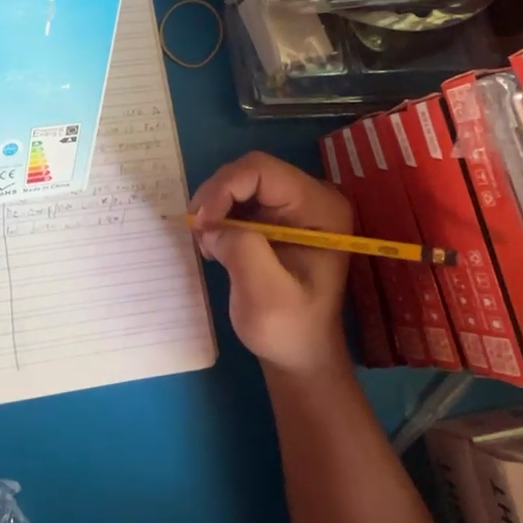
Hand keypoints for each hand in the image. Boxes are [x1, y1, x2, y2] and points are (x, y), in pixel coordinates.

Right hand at [189, 152, 355, 378]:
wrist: (296, 353)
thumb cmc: (288, 329)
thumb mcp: (266, 296)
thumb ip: (244, 251)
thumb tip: (213, 226)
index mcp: (320, 208)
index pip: (261, 170)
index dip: (224, 188)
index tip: (204, 225)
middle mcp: (310, 197)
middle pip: (247, 172)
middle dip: (216, 200)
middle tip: (201, 238)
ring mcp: (291, 205)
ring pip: (236, 183)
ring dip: (213, 210)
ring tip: (209, 247)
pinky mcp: (274, 216)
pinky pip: (235, 198)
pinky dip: (217, 218)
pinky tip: (216, 246)